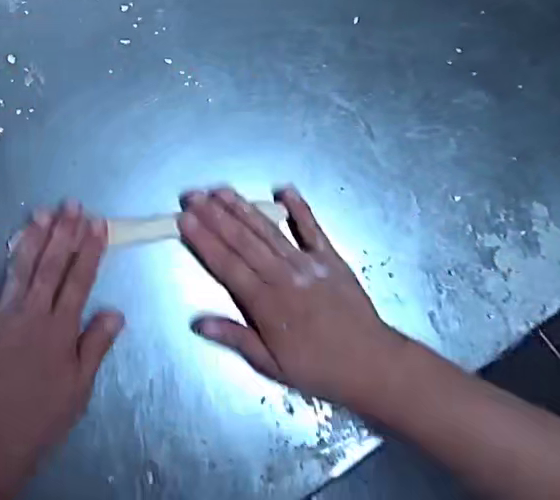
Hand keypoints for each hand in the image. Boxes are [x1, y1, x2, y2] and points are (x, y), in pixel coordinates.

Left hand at [0, 202, 123, 495]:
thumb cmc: (42, 416)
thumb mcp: (79, 388)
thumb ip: (95, 346)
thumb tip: (116, 311)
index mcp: (60, 327)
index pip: (79, 279)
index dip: (89, 249)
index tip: (97, 222)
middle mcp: (32, 312)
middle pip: (51, 265)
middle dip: (64, 232)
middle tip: (72, 204)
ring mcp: (1, 313)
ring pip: (20, 268)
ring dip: (31, 238)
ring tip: (41, 212)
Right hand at [177, 185, 408, 406]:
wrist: (375, 367)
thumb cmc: (319, 369)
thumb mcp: (273, 366)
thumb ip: (235, 338)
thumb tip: (198, 323)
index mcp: (266, 303)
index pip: (226, 264)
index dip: (203, 240)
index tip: (184, 219)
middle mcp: (282, 277)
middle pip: (242, 241)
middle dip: (214, 216)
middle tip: (193, 195)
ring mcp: (306, 264)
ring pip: (267, 230)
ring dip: (242, 208)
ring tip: (220, 191)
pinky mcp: (330, 258)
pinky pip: (312, 229)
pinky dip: (299, 208)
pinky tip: (284, 190)